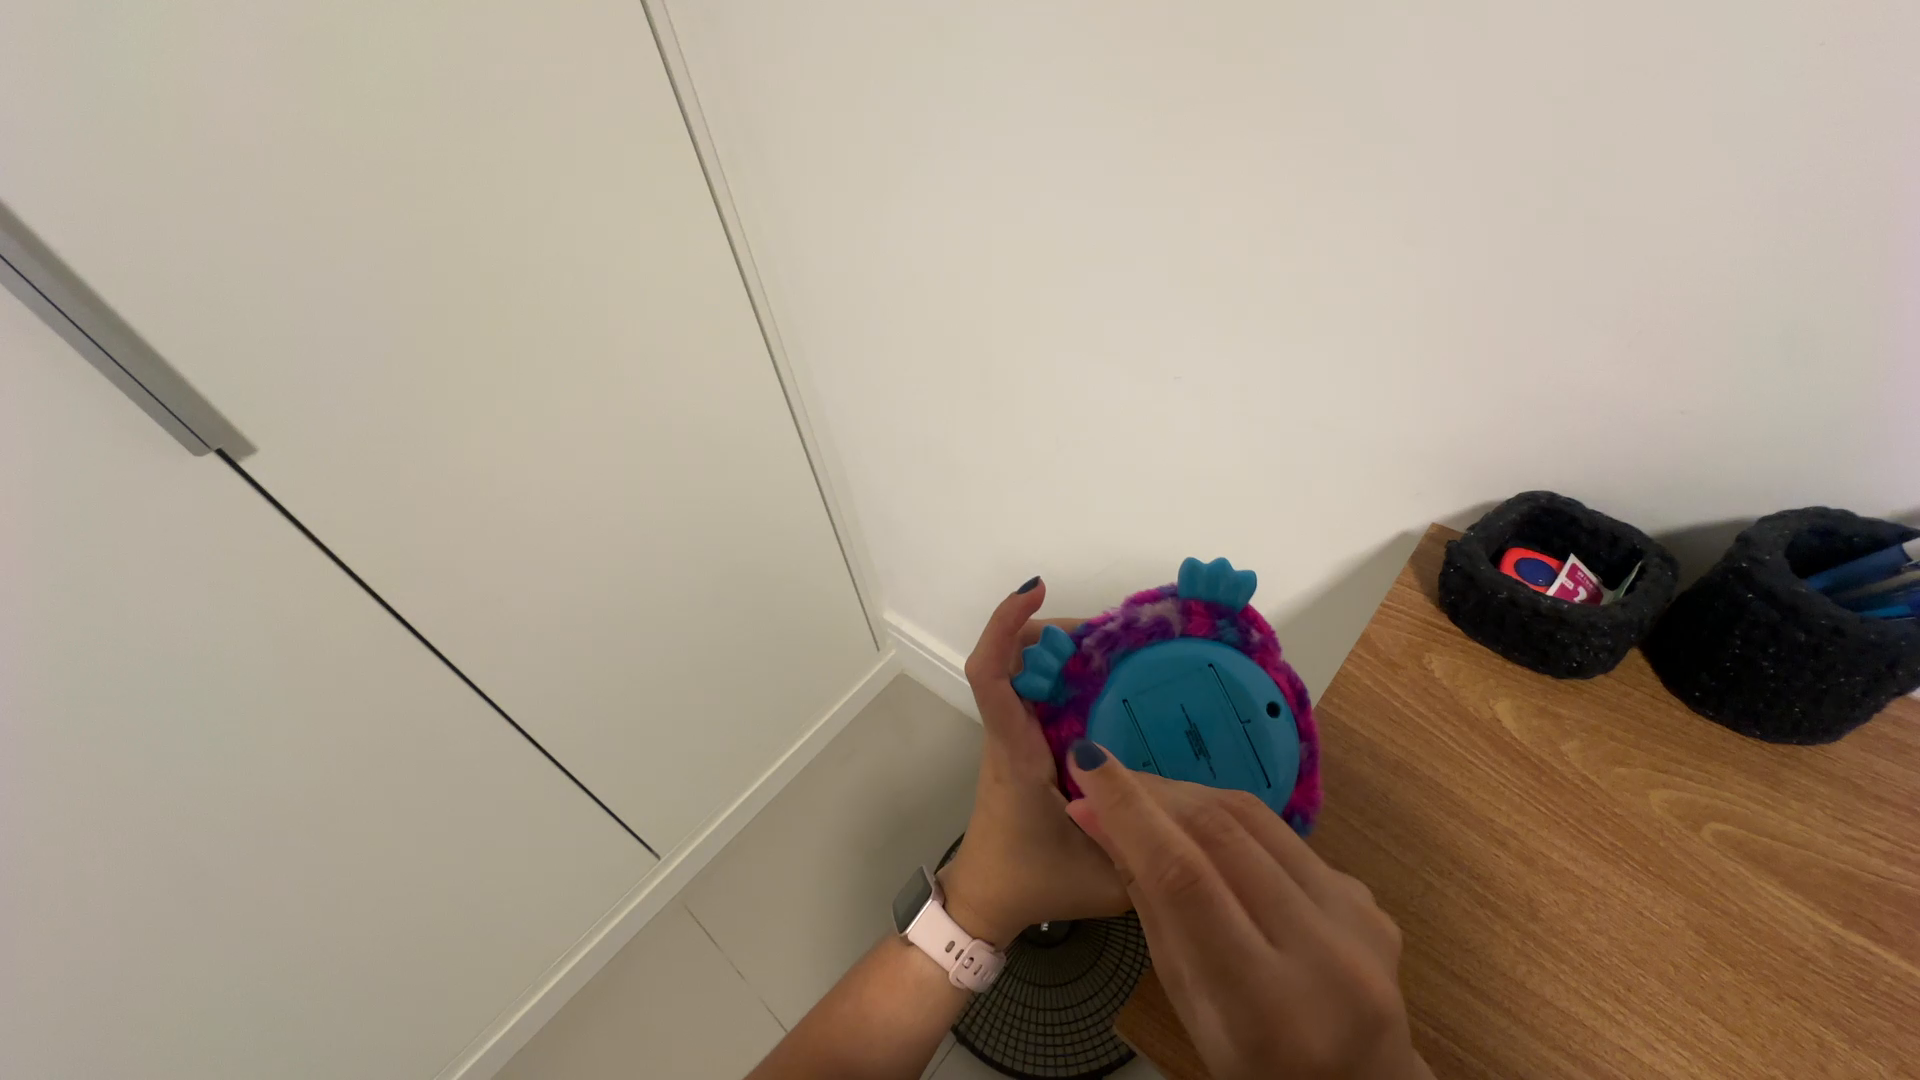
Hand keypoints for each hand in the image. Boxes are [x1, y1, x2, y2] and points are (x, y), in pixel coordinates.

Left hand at [938, 579, 1131, 945]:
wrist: (987, 899)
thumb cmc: (1034, 883)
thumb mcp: (1104, 877)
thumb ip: (1151, 848)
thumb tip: (1206, 814)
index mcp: (1017, 753)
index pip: (992, 677)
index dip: (1004, 625)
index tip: (1036, 589)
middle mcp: (1011, 733)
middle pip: (1014, 655)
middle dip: (1057, 629)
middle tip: (1118, 634)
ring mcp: (1014, 735)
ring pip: (1026, 669)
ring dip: (1066, 649)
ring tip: (1125, 655)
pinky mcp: (1024, 742)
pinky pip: (1040, 692)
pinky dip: (1070, 674)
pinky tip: (1117, 688)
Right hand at [1065, 742, 1431, 1079]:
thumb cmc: (1252, 1064)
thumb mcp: (1186, 1000)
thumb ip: (1148, 903)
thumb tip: (1093, 814)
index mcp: (1265, 1005)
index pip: (1184, 880)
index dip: (1129, 812)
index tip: (1086, 760)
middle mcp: (1324, 953)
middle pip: (1221, 835)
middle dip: (1153, 793)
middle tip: (1106, 777)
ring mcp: (1357, 918)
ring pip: (1255, 818)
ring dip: (1188, 795)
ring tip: (1146, 795)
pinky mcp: (1368, 895)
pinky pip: (1285, 836)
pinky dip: (1231, 820)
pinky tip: (1205, 830)